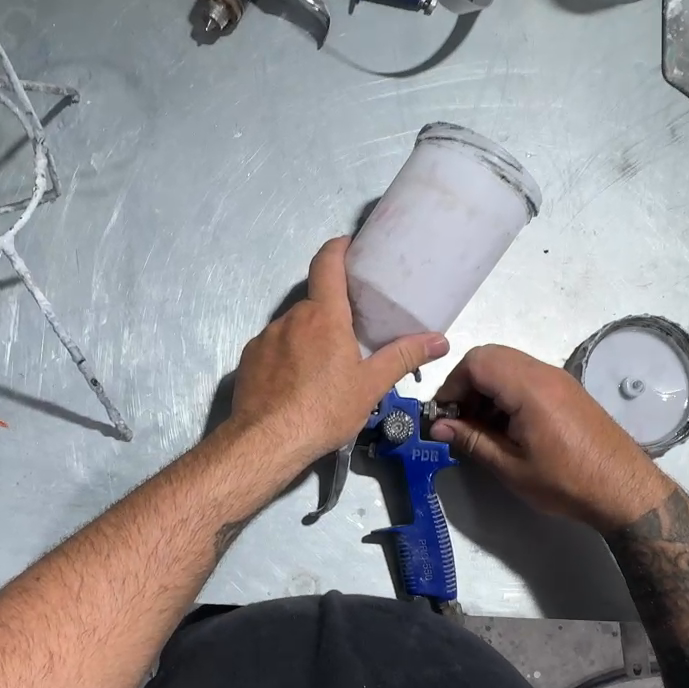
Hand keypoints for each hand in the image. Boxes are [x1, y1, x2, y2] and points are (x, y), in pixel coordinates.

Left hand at [227, 237, 448, 468]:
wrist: (267, 442)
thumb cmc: (323, 410)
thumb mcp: (370, 386)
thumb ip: (403, 358)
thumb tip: (440, 341)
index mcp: (324, 315)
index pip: (327, 263)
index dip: (338, 248)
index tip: (349, 246)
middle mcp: (291, 318)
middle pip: (313, 303)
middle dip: (331, 314)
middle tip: (350, 335)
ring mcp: (265, 339)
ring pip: (292, 328)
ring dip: (308, 339)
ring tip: (323, 369)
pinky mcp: (248, 360)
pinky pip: (273, 350)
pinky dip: (286, 358)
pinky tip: (296, 385)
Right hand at [431, 345, 673, 530]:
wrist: (623, 489)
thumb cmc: (565, 481)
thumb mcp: (510, 467)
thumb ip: (471, 440)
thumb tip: (437, 426)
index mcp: (529, 388)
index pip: (476, 362)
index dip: (452, 385)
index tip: (444, 416)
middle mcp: (544, 373)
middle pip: (489, 357)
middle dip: (465, 384)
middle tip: (458, 420)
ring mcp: (558, 379)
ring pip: (506, 364)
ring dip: (485, 388)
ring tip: (479, 427)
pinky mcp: (566, 390)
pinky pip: (524, 376)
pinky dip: (504, 392)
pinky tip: (504, 427)